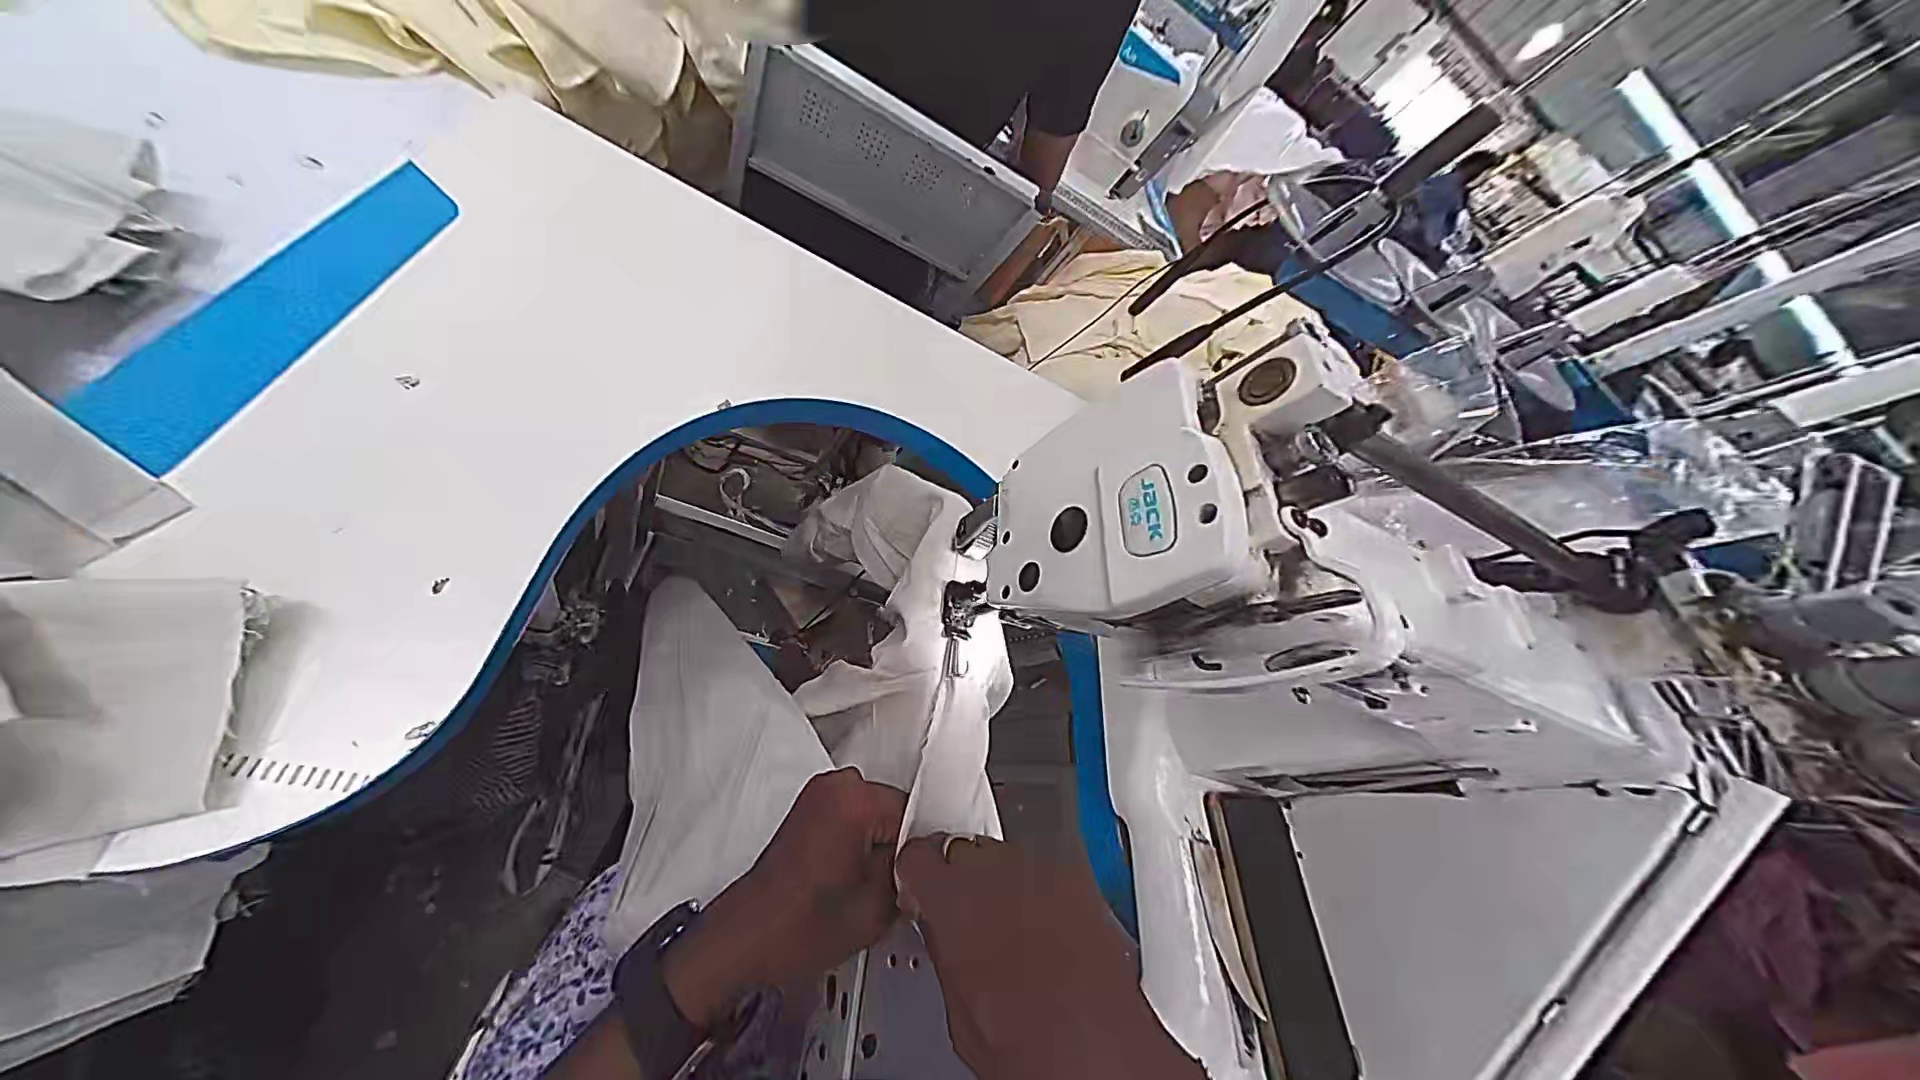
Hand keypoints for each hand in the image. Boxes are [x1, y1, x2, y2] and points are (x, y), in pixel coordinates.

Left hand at [662, 768, 905, 1030]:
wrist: (748, 938)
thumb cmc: (796, 927)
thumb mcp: (879, 906)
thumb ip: (913, 870)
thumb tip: (925, 857)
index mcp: (857, 802)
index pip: (915, 814)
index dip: (918, 851)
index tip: (914, 873)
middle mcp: (837, 786)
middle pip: (894, 807)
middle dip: (897, 842)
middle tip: (889, 882)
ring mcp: (819, 792)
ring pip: (874, 810)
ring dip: (876, 839)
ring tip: (861, 879)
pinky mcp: (808, 804)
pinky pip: (851, 811)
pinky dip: (856, 835)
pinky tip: (847, 870)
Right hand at [898, 836, 1205, 1079]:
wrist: (1097, 1047)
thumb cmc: (1029, 1041)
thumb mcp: (957, 1006)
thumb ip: (944, 947)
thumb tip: (942, 933)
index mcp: (950, 898)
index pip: (917, 856)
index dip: (917, 871)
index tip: (921, 882)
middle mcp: (991, 869)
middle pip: (961, 849)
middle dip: (960, 874)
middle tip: (968, 910)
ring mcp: (1035, 867)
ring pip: (1002, 854)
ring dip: (1000, 876)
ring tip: (1011, 921)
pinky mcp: (1073, 874)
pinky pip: (1042, 867)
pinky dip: (1037, 885)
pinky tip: (1044, 922)